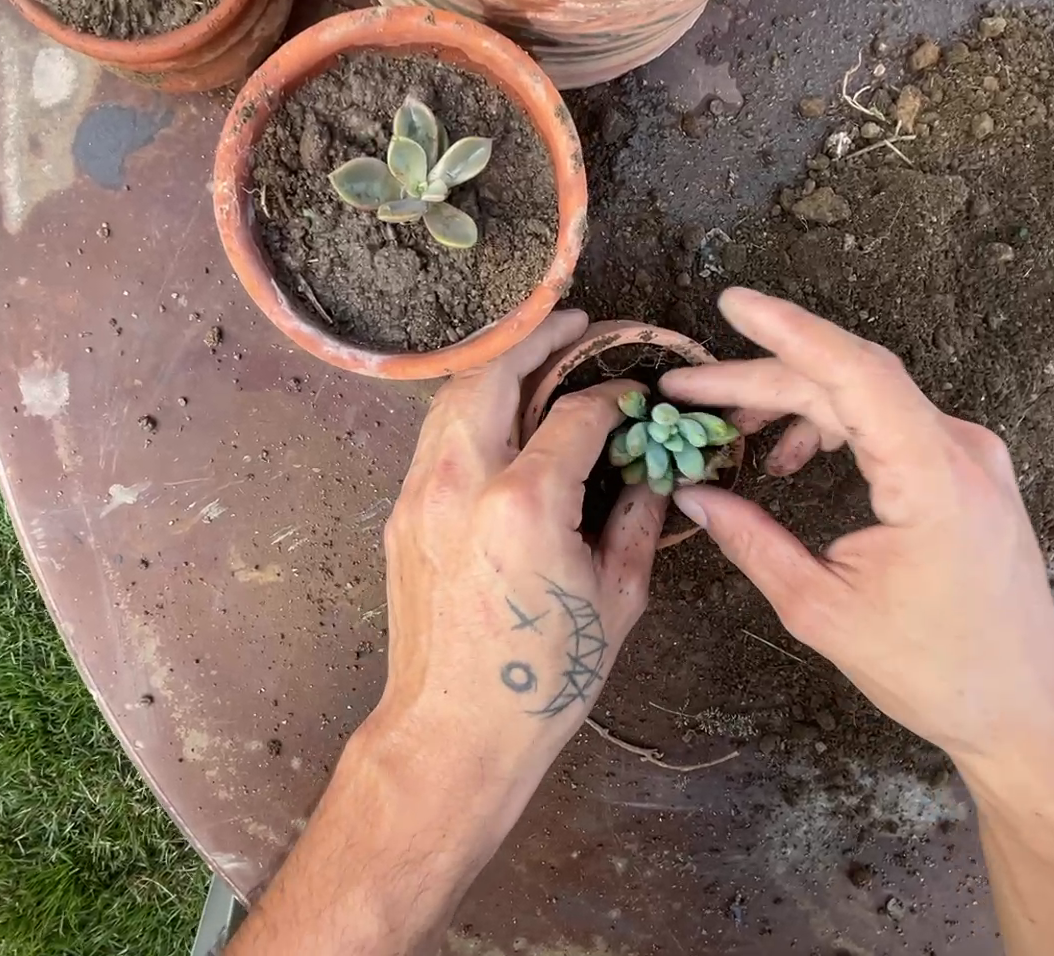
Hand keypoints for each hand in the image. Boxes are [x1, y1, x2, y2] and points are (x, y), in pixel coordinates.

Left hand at [370, 310, 668, 811]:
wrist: (453, 729)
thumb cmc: (545, 676)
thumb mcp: (616, 598)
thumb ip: (636, 519)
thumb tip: (651, 474)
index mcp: (525, 504)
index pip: (574, 416)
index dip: (611, 399)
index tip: (631, 398)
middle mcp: (462, 483)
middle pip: (493, 376)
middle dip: (536, 339)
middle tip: (572, 325)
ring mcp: (421, 494)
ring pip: (452, 396)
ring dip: (496, 367)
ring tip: (534, 355)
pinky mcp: (402, 512)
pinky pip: (435, 435)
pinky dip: (469, 407)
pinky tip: (498, 413)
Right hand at [660, 288, 1053, 768]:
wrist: (1023, 708)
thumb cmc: (930, 669)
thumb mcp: (820, 609)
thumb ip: (750, 540)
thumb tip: (690, 492)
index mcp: (931, 478)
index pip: (855, 373)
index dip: (788, 329)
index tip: (732, 301)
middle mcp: (958, 448)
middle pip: (845, 382)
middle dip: (758, 379)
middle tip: (686, 390)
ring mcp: (967, 455)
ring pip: (863, 398)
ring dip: (789, 402)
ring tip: (727, 428)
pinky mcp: (962, 470)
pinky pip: (884, 423)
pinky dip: (828, 426)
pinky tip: (789, 457)